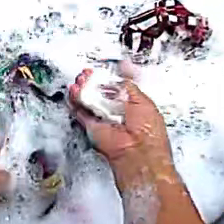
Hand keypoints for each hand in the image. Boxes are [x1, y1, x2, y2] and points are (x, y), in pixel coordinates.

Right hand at [70, 70, 176, 188]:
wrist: (138, 152)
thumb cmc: (148, 132)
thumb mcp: (143, 101)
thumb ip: (129, 87)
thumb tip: (123, 74)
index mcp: (131, 106)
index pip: (115, 88)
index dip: (106, 78)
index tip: (100, 71)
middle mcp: (116, 113)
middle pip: (99, 93)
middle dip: (92, 82)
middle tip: (87, 74)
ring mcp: (103, 120)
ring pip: (88, 101)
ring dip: (83, 89)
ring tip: (80, 80)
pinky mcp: (92, 128)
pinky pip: (81, 112)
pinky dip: (76, 101)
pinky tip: (74, 91)